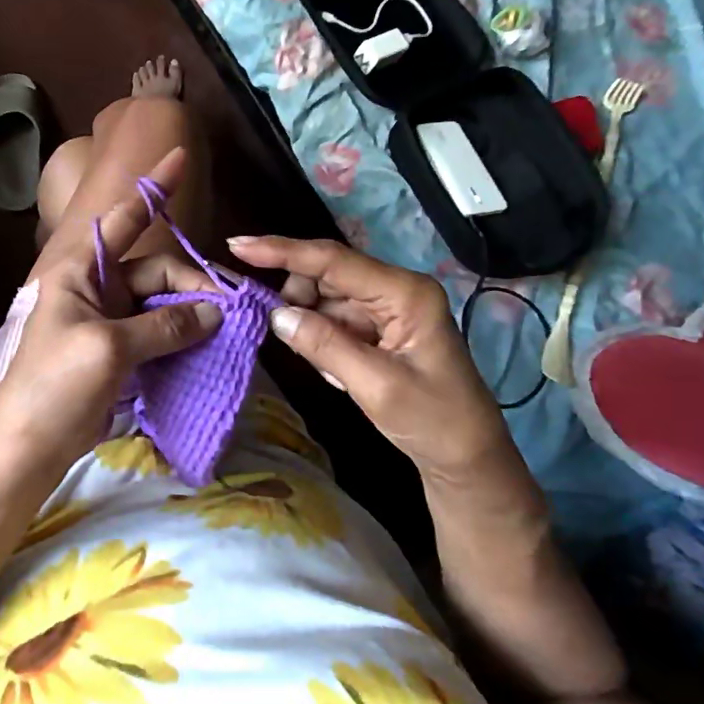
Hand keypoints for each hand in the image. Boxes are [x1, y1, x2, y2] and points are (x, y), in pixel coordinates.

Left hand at [0, 149, 222, 479]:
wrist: (27, 449)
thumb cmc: (55, 386)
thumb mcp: (109, 349)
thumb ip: (164, 325)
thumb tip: (216, 311)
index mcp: (80, 271)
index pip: (124, 219)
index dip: (154, 188)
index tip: (182, 156)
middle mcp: (94, 288)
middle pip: (155, 271)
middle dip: (192, 285)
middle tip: (229, 313)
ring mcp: (106, 321)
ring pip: (160, 304)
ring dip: (191, 314)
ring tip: (227, 330)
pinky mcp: (117, 352)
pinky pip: (157, 333)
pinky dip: (181, 337)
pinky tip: (207, 347)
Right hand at [227, 235, 506, 478]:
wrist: (466, 458)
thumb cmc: (434, 421)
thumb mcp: (377, 387)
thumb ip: (325, 346)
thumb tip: (276, 315)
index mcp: (404, 293)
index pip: (332, 260)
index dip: (282, 251)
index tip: (237, 245)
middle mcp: (394, 289)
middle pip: (323, 275)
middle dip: (296, 299)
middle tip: (285, 335)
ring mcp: (385, 308)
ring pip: (322, 298)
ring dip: (309, 326)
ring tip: (329, 369)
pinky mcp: (376, 327)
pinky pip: (331, 320)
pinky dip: (320, 341)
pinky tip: (338, 372)